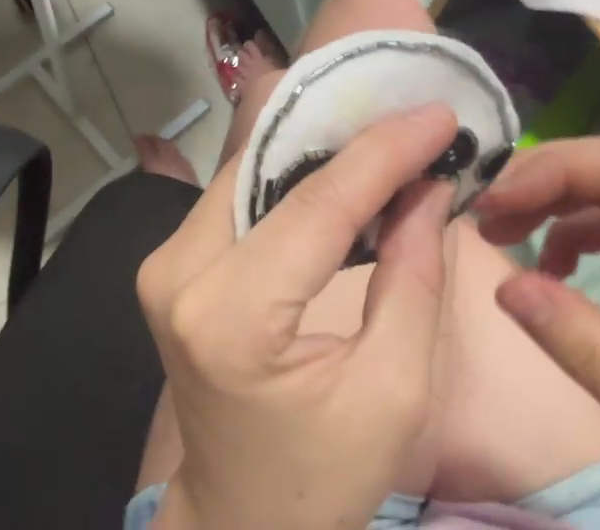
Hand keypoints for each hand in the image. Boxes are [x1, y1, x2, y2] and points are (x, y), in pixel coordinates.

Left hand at [136, 105, 458, 529]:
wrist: (238, 517)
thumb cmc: (321, 477)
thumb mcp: (393, 393)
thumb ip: (413, 280)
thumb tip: (429, 187)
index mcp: (228, 316)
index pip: (315, 206)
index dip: (381, 152)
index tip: (437, 112)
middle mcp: (177, 273)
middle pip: (268, 175)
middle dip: (343, 137)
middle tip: (410, 111)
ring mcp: (162, 265)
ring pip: (247, 175)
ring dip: (314, 151)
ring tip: (384, 131)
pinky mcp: (168, 264)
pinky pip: (234, 199)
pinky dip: (288, 179)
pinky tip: (338, 169)